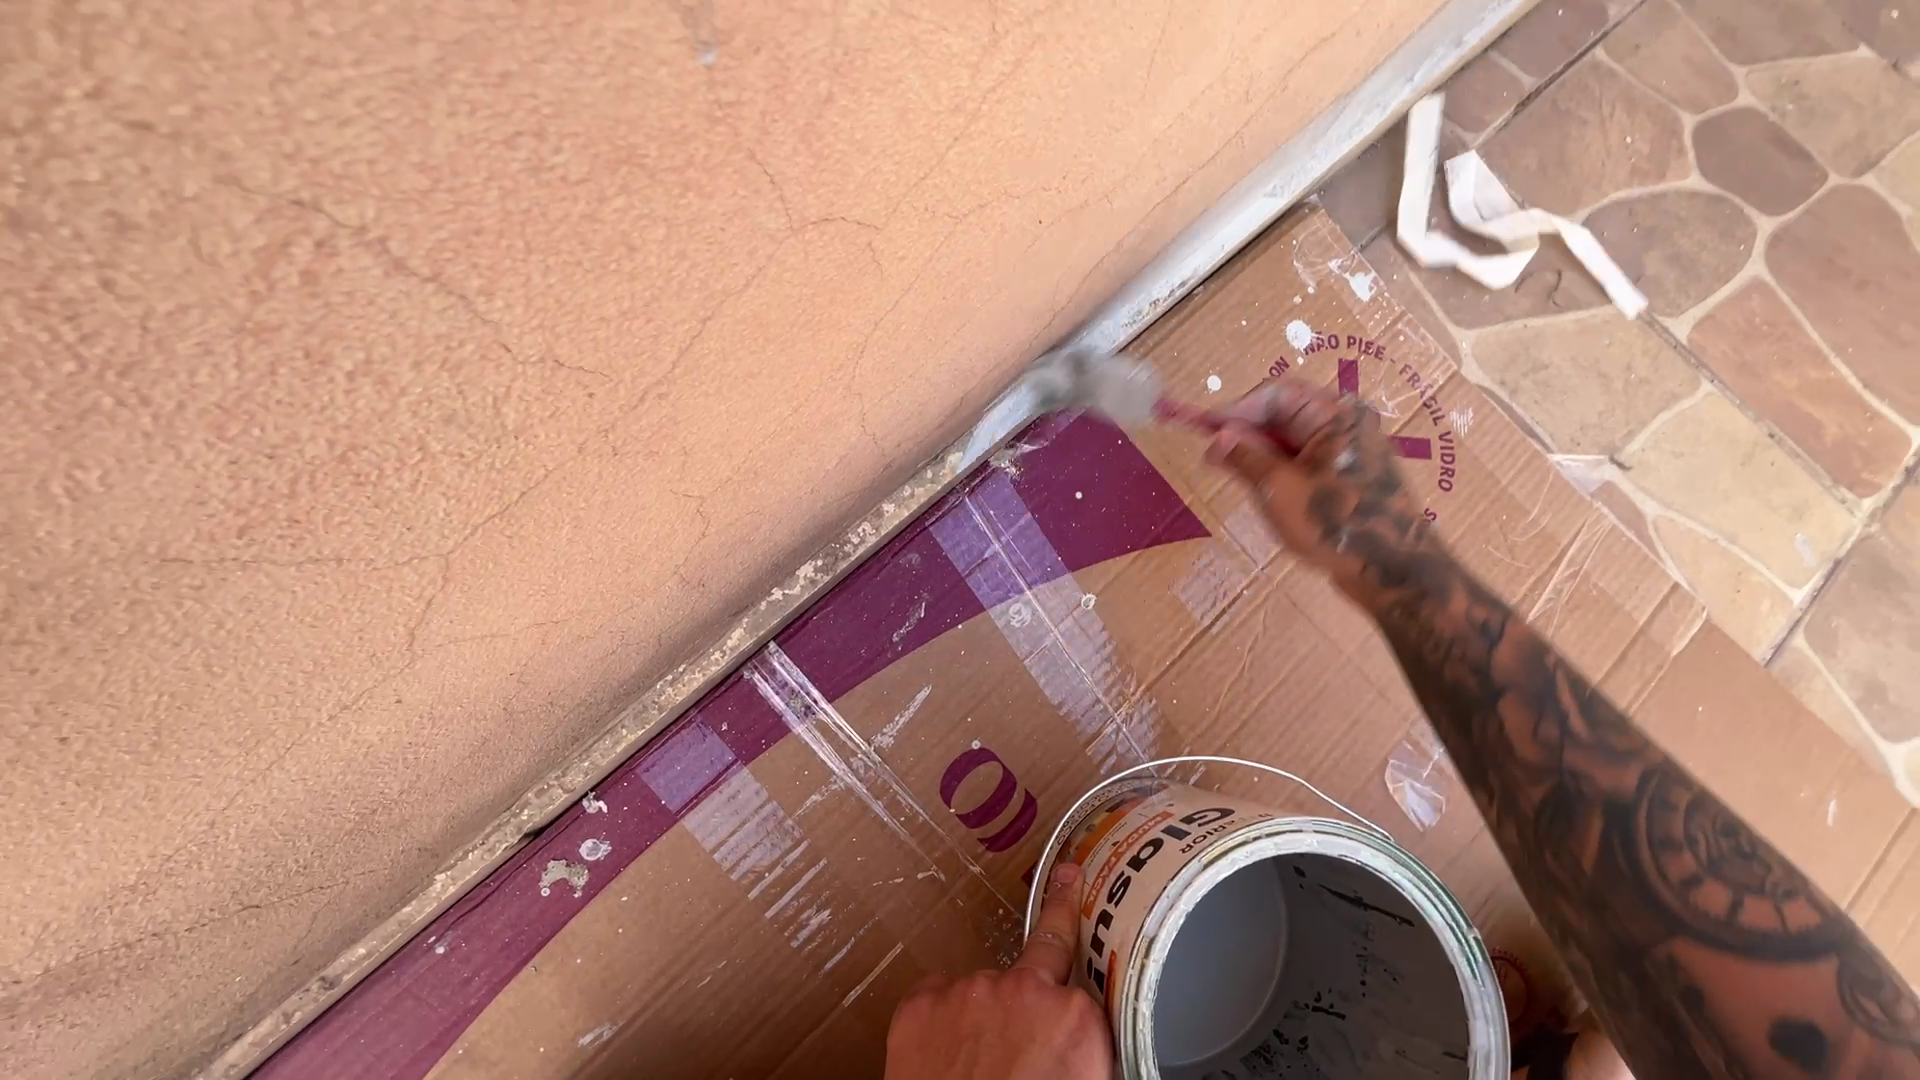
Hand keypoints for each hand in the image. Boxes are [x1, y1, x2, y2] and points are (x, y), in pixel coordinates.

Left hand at [883, 863, 1111, 1079]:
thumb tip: (1078, 1043)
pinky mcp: (921, 1002)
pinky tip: (943, 1058)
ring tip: (974, 1068)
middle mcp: (1024, 990)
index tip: (1072, 891)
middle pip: (1041, 955)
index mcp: (1075, 1020)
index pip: (1081, 986)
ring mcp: (969, 990)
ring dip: (983, 1017)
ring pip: (983, 991)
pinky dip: (942, 1022)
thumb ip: (1081, 1047)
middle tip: (1066, 880)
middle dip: (1056, 918)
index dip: (1073, 975)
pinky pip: (939, 998)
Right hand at [1204, 378, 1434, 601]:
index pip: (1274, 394)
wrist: (1390, 570)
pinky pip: (1305, 458)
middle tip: (1213, 456)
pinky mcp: (1349, 474)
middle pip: (1284, 413)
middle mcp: (1346, 423)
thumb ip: (1244, 457)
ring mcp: (1351, 449)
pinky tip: (1260, 486)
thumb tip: (1216, 437)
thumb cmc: (1333, 523)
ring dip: (1259, 451)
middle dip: (1245, 431)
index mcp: (1335, 414)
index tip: (1203, 430)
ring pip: (1292, 438)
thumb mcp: (1277, 488)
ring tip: (1230, 473)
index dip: (1235, 410)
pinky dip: (1278, 466)